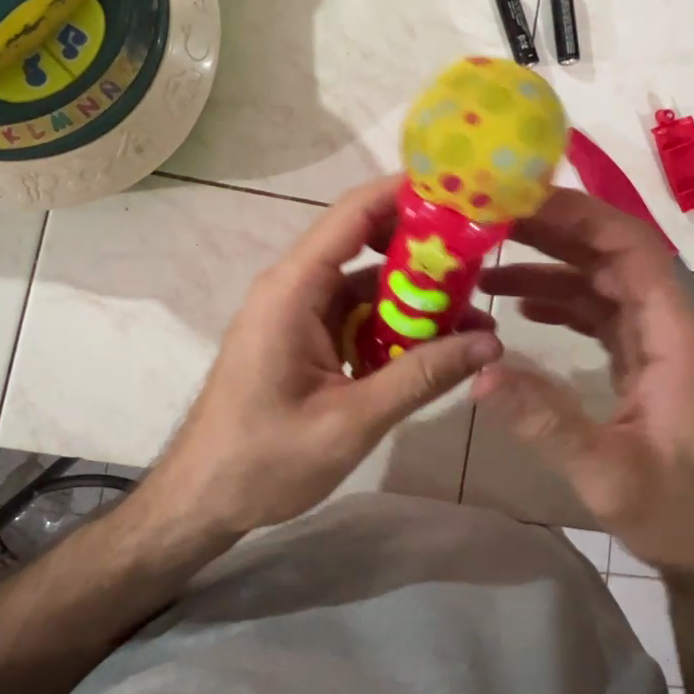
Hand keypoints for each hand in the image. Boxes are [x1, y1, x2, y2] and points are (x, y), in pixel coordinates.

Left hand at [146, 175, 503, 537]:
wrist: (202, 500)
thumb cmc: (265, 460)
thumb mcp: (352, 421)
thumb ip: (422, 376)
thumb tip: (491, 343)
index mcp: (293, 289)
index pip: (353, 214)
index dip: (406, 194)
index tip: (462, 194)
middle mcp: (292, 287)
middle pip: (363, 243)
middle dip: (423, 248)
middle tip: (483, 257)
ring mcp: (295, 313)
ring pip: (364, 282)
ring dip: (414, 294)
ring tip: (474, 310)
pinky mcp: (301, 338)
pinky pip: (353, 314)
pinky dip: (392, 323)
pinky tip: (435, 345)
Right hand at [472, 189, 693, 577]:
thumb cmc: (682, 516)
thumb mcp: (610, 475)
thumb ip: (547, 423)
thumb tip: (481, 373)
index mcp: (674, 337)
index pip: (633, 249)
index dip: (582, 217)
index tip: (524, 203)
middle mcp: (667, 329)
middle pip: (613, 257)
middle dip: (555, 234)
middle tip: (491, 224)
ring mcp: (656, 348)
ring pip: (602, 286)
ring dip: (550, 271)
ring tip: (487, 270)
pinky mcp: (643, 369)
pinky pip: (599, 318)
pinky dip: (560, 305)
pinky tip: (521, 310)